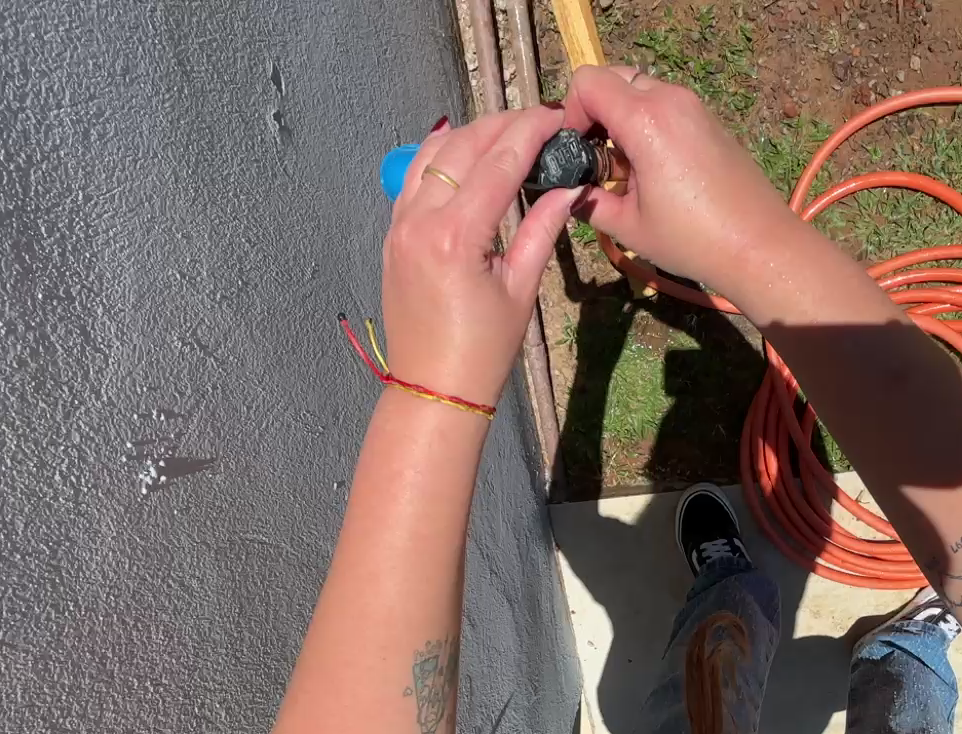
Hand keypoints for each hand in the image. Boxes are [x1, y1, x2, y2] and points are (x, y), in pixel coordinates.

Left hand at [382, 108, 581, 408]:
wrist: (434, 388)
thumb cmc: (484, 351)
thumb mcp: (520, 291)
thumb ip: (541, 231)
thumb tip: (568, 189)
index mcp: (457, 236)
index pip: (498, 162)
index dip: (531, 132)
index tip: (557, 117)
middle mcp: (420, 219)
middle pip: (463, 147)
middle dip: (503, 126)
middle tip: (539, 121)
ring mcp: (399, 224)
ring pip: (432, 154)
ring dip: (471, 135)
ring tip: (506, 133)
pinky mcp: (393, 234)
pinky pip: (414, 177)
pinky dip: (441, 157)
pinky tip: (464, 154)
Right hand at [560, 65, 818, 292]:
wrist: (757, 245)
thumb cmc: (692, 240)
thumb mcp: (629, 228)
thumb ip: (590, 203)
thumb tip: (570, 193)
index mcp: (646, 120)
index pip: (588, 83)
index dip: (571, 113)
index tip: (575, 150)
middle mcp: (670, 100)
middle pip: (614, 79)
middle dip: (596, 114)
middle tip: (597, 161)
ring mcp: (694, 107)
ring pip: (640, 92)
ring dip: (623, 122)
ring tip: (628, 173)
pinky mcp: (708, 120)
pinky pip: (665, 108)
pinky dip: (648, 127)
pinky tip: (655, 173)